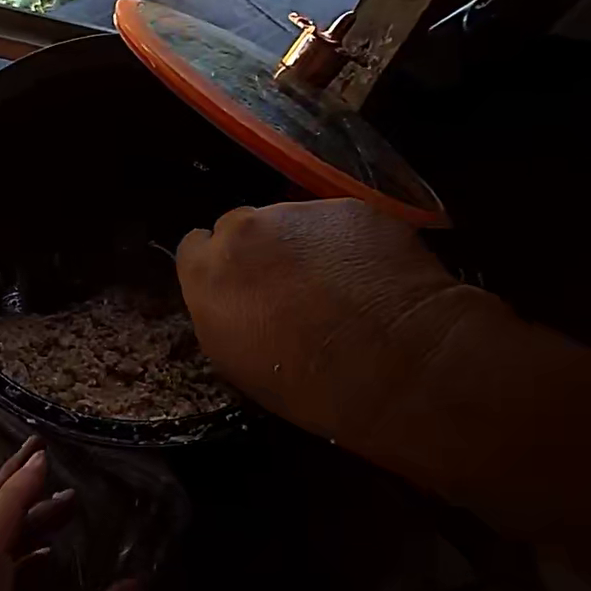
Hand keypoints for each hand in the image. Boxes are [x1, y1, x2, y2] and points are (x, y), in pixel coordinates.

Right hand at [176, 198, 489, 442]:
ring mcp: (296, 214)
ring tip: (337, 280)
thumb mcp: (232, 356)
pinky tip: (370, 273)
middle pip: (239, 226)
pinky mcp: (348, 208)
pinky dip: (347, 241)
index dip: (218, 264)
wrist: (395, 367)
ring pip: (289, 219)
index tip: (239, 284)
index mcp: (206, 271)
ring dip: (302, 242)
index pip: (195, 245)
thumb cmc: (304, 381)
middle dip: (257, 248)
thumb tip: (229, 292)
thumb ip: (218, 307)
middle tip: (289, 282)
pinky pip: (337, 220)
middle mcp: (240, 231)